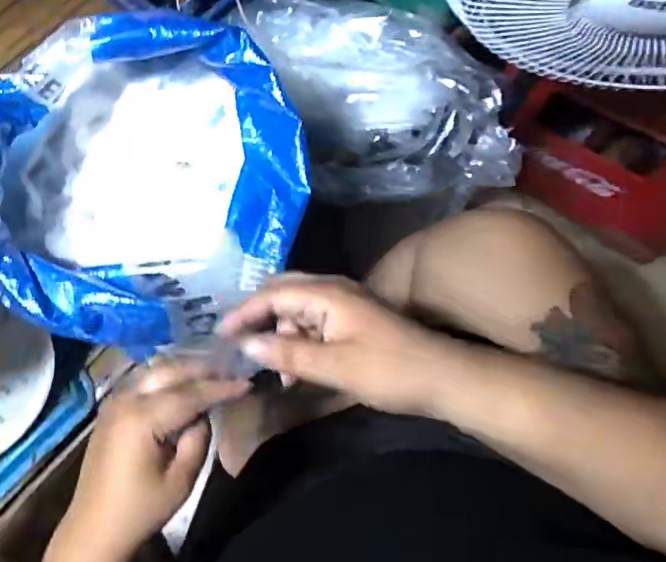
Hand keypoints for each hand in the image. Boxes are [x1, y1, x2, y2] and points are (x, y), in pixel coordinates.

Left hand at [47, 362, 248, 561]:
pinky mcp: (111, 405)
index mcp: (142, 417)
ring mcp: (115, 398)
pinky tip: (181, 382)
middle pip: (169, 371)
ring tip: (209, 371)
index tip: (245, 382)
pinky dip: (165, 375)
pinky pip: (142, 378)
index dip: (219, 387)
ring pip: (155, 369)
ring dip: (182, 368)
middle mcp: (126, 397)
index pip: (189, 393)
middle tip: (229, 368)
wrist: (93, 527)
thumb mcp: (179, 482)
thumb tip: (204, 414)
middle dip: (201, 368)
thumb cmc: (139, 509)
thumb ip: (197, 441)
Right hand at [219, 273, 463, 415]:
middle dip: (259, 316)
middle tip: (238, 342)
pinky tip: (296, 365)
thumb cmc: (389, 370)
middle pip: (282, 292)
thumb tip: (246, 344)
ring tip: (275, 367)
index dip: (244, 312)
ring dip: (280, 332)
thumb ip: (288, 354)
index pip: (273, 293)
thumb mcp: (335, 366)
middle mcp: (332, 287)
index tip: (221, 333)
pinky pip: (313, 319)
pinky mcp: (351, 317)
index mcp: (327, 292)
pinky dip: (298, 338)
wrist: (444, 377)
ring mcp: (343, 301)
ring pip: (297, 307)